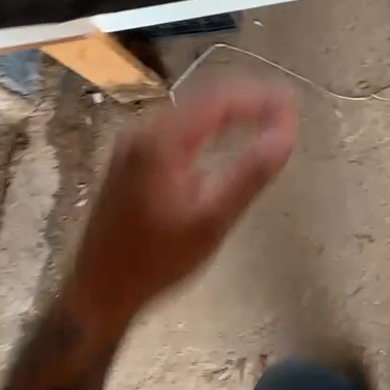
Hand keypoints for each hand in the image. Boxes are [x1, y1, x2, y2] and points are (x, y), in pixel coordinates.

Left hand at [63, 79, 297, 336]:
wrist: (96, 294)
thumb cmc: (156, 262)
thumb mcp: (211, 222)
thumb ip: (251, 175)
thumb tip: (286, 135)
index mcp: (162, 141)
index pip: (221, 100)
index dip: (261, 99)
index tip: (293, 107)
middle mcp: (144, 131)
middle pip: (206, 96)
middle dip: (249, 98)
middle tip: (287, 109)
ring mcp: (134, 141)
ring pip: (193, 107)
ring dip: (231, 107)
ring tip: (268, 116)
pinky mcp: (133, 155)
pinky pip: (180, 123)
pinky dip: (212, 122)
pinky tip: (229, 134)